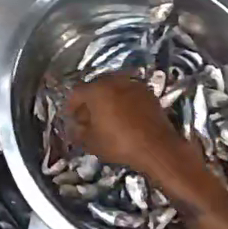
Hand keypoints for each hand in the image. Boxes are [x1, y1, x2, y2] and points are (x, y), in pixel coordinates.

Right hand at [64, 76, 202, 189]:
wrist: (157, 147)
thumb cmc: (120, 144)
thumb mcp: (92, 142)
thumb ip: (78, 132)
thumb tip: (75, 127)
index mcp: (95, 90)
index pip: (76, 93)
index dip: (71, 106)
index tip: (71, 117)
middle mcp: (113, 81)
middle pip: (95, 88)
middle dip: (89, 102)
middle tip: (87, 117)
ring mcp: (132, 84)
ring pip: (113, 89)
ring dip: (107, 100)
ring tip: (106, 117)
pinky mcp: (147, 92)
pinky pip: (128, 93)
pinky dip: (123, 101)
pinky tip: (125, 116)